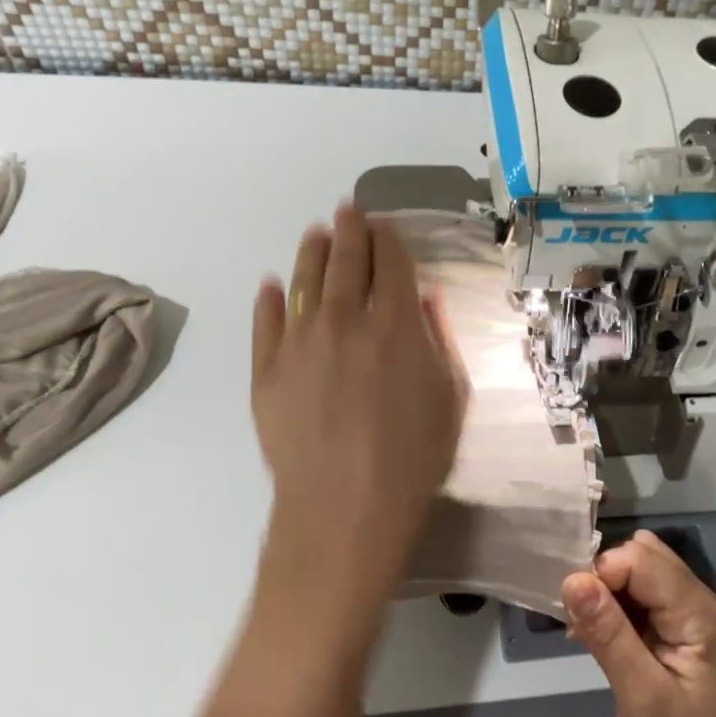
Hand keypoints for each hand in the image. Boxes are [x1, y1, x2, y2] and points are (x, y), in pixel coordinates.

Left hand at [251, 205, 469, 598]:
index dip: (389, 239)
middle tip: (349, 209)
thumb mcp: (449, 398)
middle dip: (351, 230)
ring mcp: (300, 341)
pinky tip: (273, 284)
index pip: (392, 263)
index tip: (385, 227)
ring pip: (304, 279)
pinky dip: (271, 298)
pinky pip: (266, 321)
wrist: (344, 507)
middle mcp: (346, 319)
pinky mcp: (266, 369)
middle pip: (347, 260)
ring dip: (312, 250)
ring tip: (315, 232)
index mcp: (396, 324)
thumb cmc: (412, 458)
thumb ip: (438, 340)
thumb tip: (424, 300)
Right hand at [561, 533, 715, 716]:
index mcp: (697, 612)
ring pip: (636, 573)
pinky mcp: (672, 629)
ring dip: (603, 593)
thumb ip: (609, 635)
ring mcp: (685, 614)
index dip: (603, 574)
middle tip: (578, 623)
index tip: (575, 612)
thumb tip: (573, 579)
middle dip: (602, 578)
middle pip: (640, 557)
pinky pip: (636, 597)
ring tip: (583, 632)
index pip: (641, 559)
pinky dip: (610, 608)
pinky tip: (592, 637)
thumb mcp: (642, 697)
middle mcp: (695, 601)